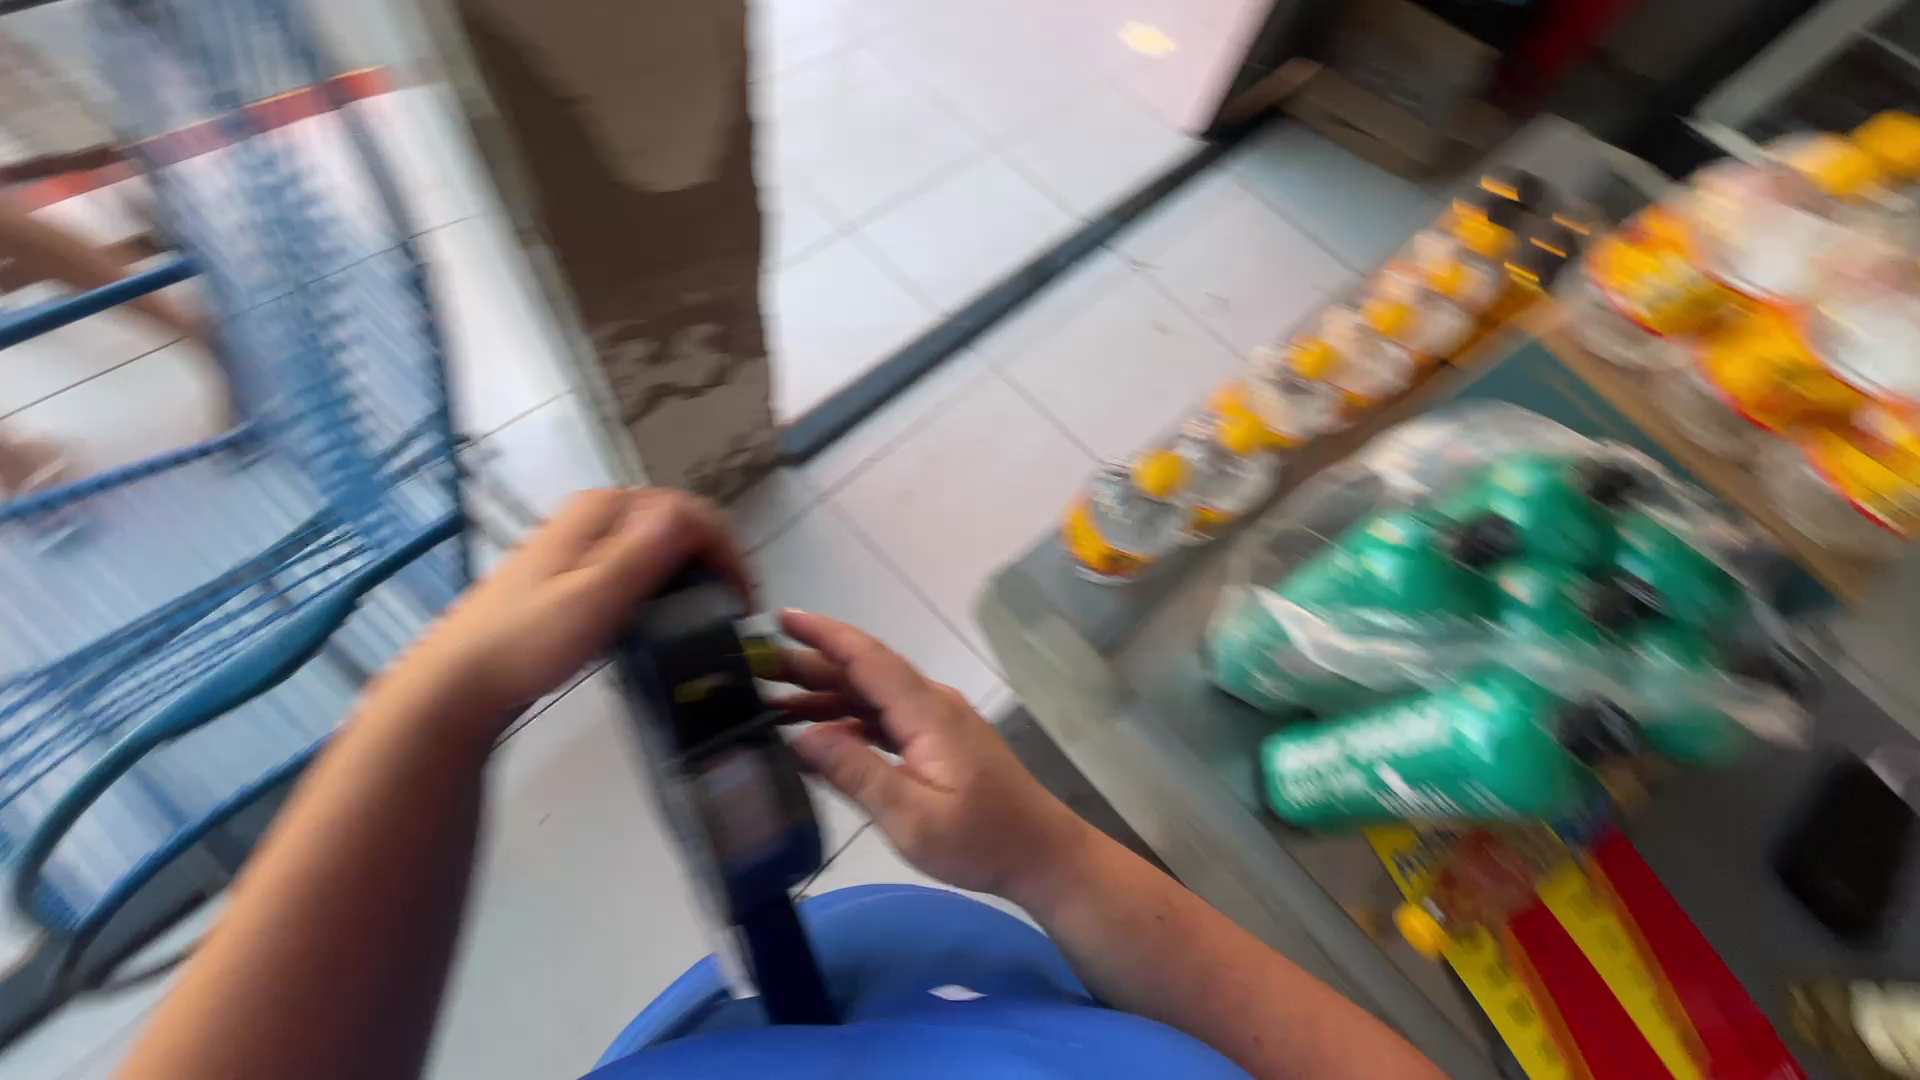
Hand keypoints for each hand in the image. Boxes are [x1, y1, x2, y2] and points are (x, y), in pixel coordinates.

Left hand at [406, 489, 748, 720]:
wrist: (461, 680)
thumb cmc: (529, 641)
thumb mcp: (595, 598)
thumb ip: (645, 552)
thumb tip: (694, 514)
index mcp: (606, 509)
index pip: (693, 512)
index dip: (728, 552)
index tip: (743, 602)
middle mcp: (599, 511)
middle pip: (681, 521)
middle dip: (716, 559)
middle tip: (731, 608)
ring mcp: (587, 536)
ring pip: (663, 539)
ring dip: (694, 570)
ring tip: (708, 611)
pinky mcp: (580, 563)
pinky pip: (641, 558)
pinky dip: (666, 579)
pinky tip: (665, 611)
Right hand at [776, 610, 1097, 901]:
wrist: (1040, 853)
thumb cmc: (980, 840)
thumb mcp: (912, 818)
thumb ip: (856, 773)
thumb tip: (802, 736)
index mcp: (926, 711)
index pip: (868, 658)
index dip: (824, 634)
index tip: (781, 618)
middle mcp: (931, 703)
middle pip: (865, 672)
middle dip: (812, 664)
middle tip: (757, 669)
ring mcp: (937, 720)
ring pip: (873, 695)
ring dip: (826, 695)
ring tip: (773, 703)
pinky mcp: (939, 739)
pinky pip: (885, 718)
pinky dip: (850, 720)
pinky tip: (819, 736)